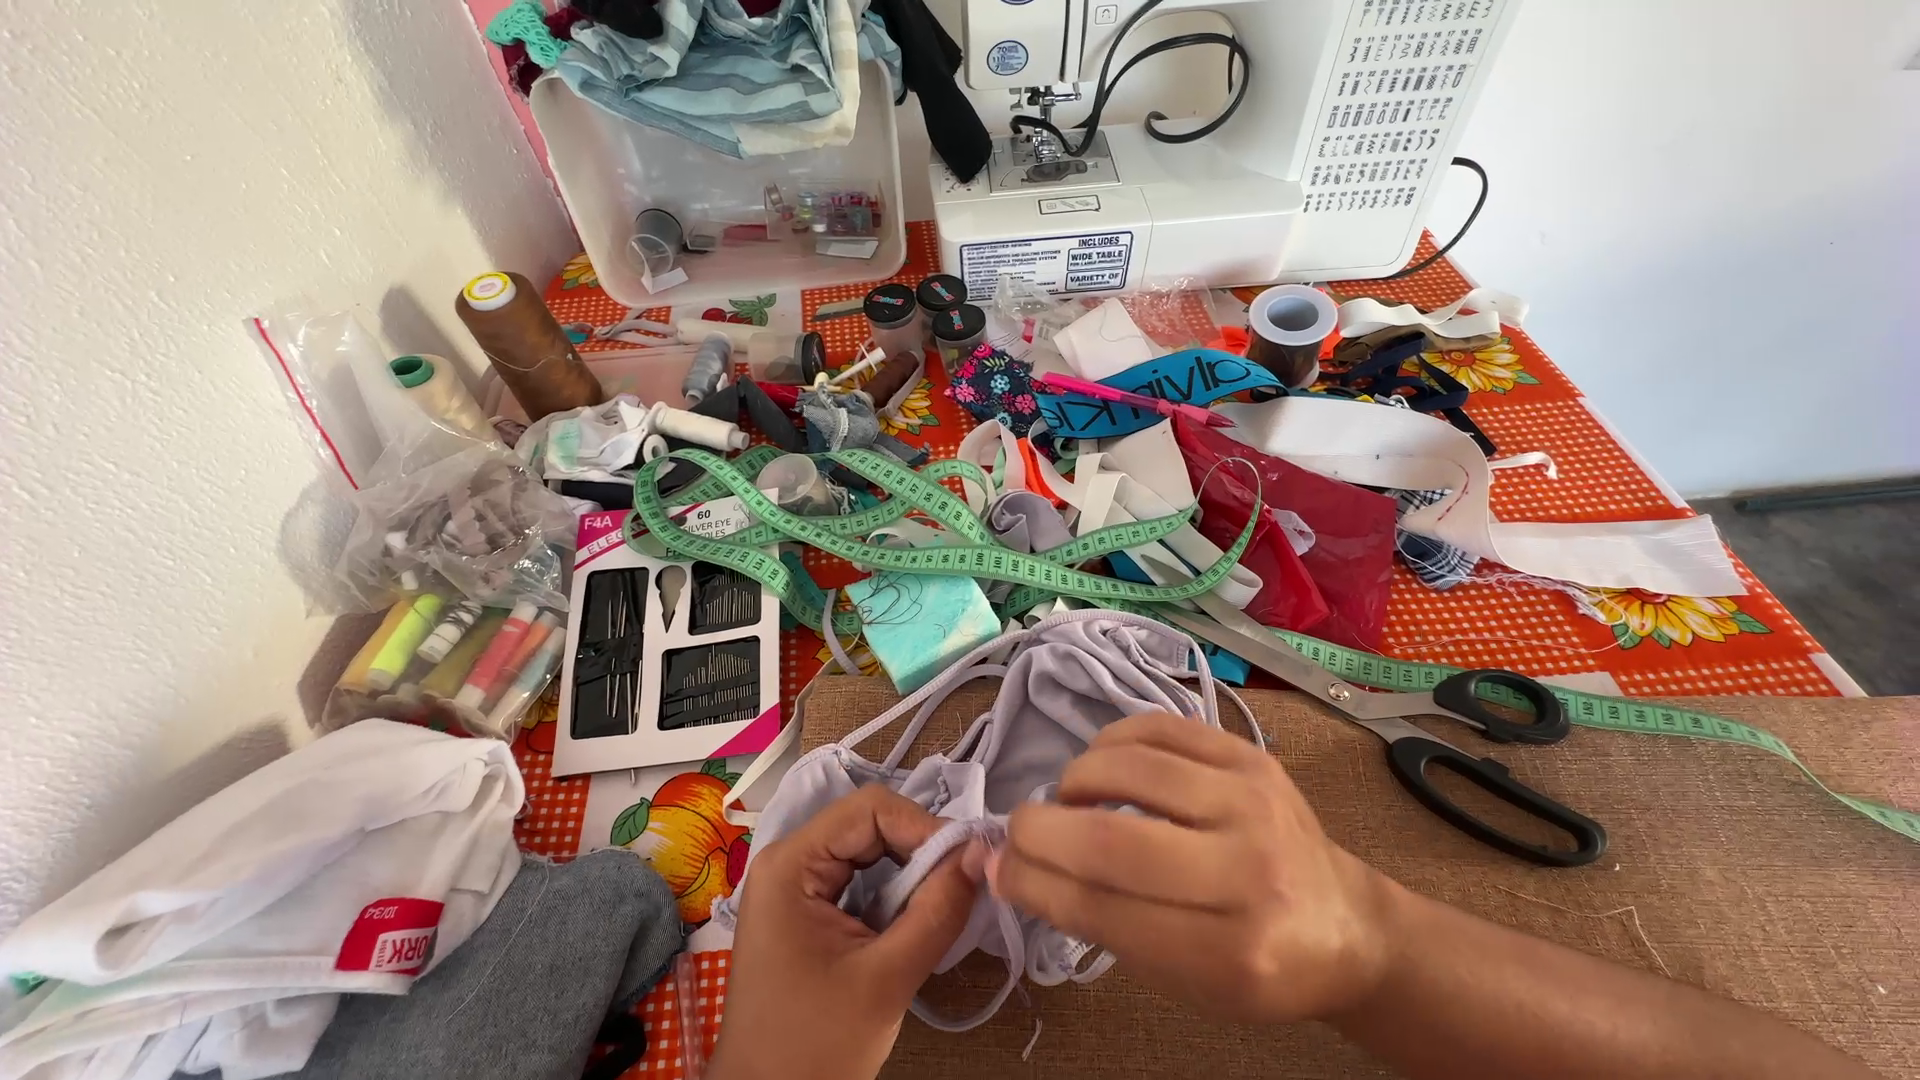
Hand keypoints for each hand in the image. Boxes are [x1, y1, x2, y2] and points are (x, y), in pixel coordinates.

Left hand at [708, 786, 983, 1079]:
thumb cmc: (814, 1047)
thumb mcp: (885, 979)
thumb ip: (936, 912)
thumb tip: (979, 854)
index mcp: (791, 864)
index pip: (869, 810)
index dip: (923, 825)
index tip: (967, 859)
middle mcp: (790, 861)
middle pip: (869, 825)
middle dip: (919, 848)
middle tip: (965, 880)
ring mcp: (796, 886)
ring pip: (869, 851)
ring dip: (911, 870)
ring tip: (947, 898)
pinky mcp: (809, 911)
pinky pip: (861, 880)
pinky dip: (896, 892)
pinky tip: (919, 915)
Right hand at [991, 713, 1394, 1023]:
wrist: (1343, 923)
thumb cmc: (1253, 964)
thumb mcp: (1181, 976)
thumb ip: (1095, 918)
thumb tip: (1007, 866)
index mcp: (1230, 952)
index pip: (1103, 911)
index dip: (1032, 884)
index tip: (998, 869)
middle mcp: (1247, 871)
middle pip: (1110, 841)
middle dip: (1038, 832)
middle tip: (1016, 830)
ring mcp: (1253, 801)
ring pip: (1129, 769)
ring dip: (1074, 781)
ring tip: (1068, 800)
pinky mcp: (1250, 755)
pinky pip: (1157, 727)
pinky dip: (1110, 742)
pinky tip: (1102, 765)